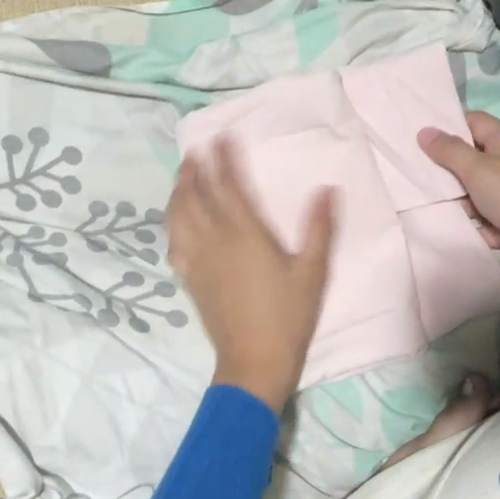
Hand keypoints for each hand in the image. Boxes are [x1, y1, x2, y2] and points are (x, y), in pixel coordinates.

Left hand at [167, 138, 336, 412]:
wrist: (254, 361)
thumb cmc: (289, 318)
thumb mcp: (313, 273)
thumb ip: (320, 229)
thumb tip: (327, 190)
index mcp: (246, 235)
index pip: (229, 185)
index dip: (224, 158)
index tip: (221, 137)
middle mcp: (215, 241)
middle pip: (196, 196)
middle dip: (193, 170)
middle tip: (193, 151)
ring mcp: (198, 262)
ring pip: (179, 218)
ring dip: (178, 193)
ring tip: (181, 178)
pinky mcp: (191, 281)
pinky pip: (174, 245)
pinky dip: (172, 226)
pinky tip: (175, 224)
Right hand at [417, 112, 499, 277]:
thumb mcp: (479, 168)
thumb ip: (449, 151)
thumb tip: (424, 130)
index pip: (473, 122)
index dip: (447, 125)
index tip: (417, 134)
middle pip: (468, 159)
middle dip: (442, 167)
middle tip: (409, 171)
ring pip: (470, 192)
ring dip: (451, 199)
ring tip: (417, 202)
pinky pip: (477, 219)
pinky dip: (465, 223)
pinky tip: (441, 226)